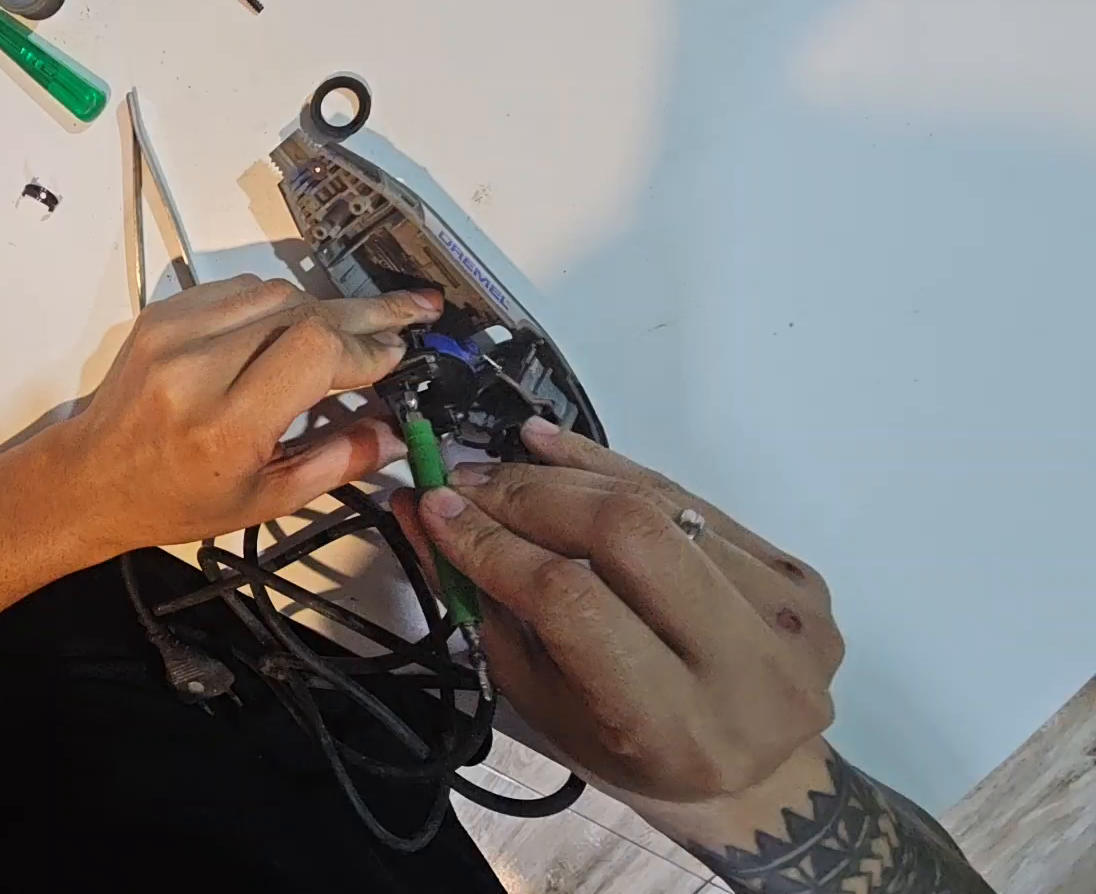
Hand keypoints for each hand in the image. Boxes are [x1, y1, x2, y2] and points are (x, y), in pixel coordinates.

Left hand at [49, 275, 442, 554]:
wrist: (90, 476)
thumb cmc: (175, 502)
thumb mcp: (259, 503)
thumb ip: (332, 464)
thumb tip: (394, 433)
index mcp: (225, 424)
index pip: (314, 352)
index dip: (365, 347)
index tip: (396, 355)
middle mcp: (197, 367)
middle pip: (301, 311)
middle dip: (364, 313)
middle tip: (413, 308)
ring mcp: (173, 331)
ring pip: (273, 292)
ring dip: (320, 307)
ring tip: (356, 326)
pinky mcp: (161, 314)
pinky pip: (236, 289)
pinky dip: (274, 301)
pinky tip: (293, 323)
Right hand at [392, 418, 843, 803]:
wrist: (747, 769)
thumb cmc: (613, 743)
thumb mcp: (531, 686)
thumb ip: (474, 596)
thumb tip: (418, 507)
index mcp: (676, 724)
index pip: (571, 600)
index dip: (493, 544)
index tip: (432, 505)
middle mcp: (752, 669)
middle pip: (624, 531)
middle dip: (525, 494)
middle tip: (462, 480)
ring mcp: (787, 614)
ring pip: (652, 501)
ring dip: (557, 473)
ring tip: (495, 464)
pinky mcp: (796, 574)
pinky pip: (680, 493)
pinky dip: (605, 463)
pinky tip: (546, 444)